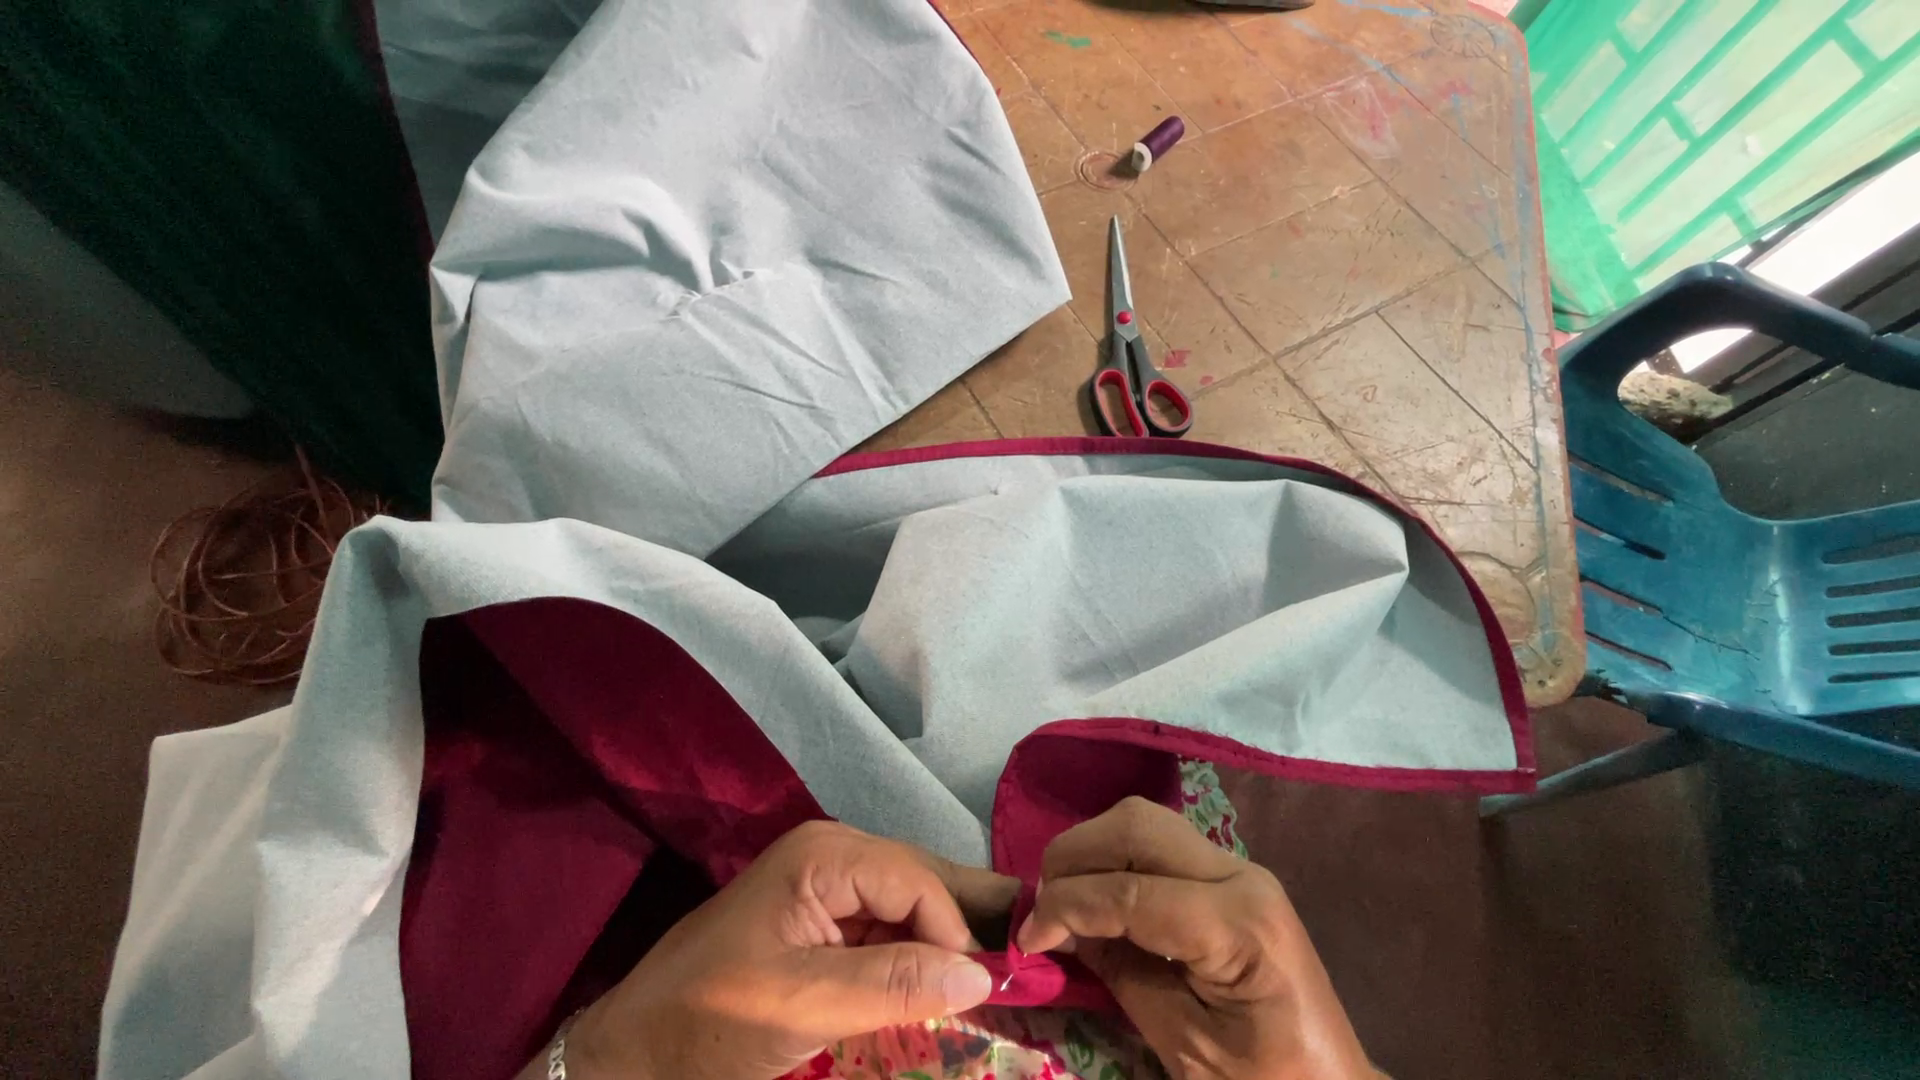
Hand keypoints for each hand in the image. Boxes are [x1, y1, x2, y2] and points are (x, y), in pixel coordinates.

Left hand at [556, 820, 1019, 1079]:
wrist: (635, 1052)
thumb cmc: (708, 1022)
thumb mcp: (799, 1005)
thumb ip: (891, 985)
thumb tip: (980, 976)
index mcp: (824, 856)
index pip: (915, 880)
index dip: (953, 931)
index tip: (980, 992)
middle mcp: (834, 854)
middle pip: (920, 880)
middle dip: (967, 920)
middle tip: (1024, 958)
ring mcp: (829, 885)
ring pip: (911, 902)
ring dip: (948, 940)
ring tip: (1000, 969)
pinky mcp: (825, 919)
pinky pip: (888, 927)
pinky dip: (919, 954)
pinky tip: (947, 979)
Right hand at [1016, 798, 1378, 1079]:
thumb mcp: (1186, 1046)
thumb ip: (1120, 973)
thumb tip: (1057, 927)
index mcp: (1240, 926)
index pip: (1130, 892)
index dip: (1065, 907)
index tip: (1025, 939)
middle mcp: (1242, 875)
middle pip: (1136, 827)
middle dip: (1073, 856)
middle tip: (1039, 907)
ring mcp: (1239, 867)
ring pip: (1144, 821)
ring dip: (1091, 848)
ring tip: (1061, 897)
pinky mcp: (1229, 873)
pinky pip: (1158, 841)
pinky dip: (1114, 855)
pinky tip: (1096, 892)